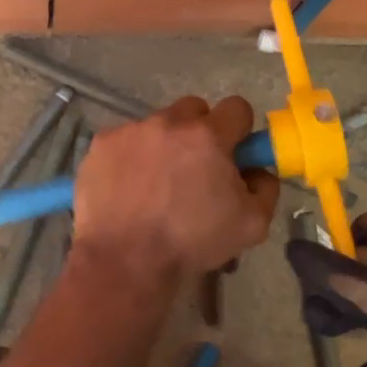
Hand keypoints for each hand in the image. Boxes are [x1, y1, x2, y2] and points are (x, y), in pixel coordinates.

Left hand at [72, 96, 279, 286]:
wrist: (125, 259)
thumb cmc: (192, 242)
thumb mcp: (252, 224)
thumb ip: (265, 187)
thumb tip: (256, 169)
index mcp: (208, 135)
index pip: (237, 108)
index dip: (239, 130)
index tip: (233, 153)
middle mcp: (168, 122)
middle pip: (193, 110)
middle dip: (199, 131)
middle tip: (194, 168)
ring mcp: (130, 130)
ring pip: (156, 125)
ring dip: (162, 145)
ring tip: (155, 184)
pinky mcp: (101, 144)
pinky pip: (124, 141)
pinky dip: (130, 157)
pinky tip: (128, 187)